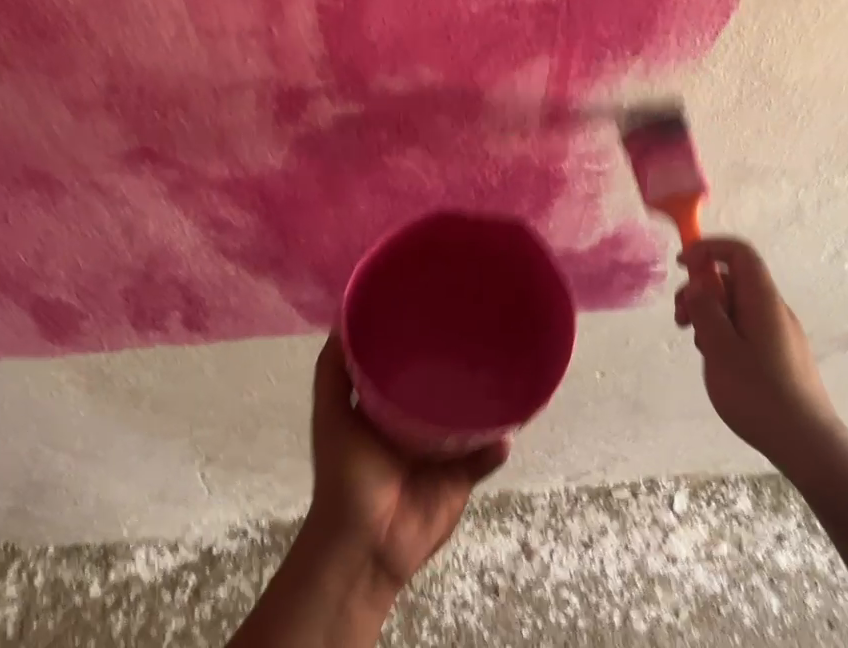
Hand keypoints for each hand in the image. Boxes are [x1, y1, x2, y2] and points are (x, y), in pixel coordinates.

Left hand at [304, 335, 509, 589]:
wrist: (366, 544)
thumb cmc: (345, 475)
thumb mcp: (331, 414)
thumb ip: (333, 372)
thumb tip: (345, 314)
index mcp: (385, 406)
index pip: (408, 364)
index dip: (421, 338)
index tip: (440, 304)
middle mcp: (415, 423)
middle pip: (445, 387)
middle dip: (461, 365)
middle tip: (486, 328)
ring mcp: (442, 450)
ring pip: (471, 417)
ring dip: (489, 399)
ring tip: (510, 364)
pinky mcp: (461, 477)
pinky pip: (488, 452)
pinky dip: (501, 439)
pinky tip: (516, 416)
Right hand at [675, 237, 840, 465]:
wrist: (807, 443)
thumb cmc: (758, 394)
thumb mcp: (720, 350)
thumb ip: (706, 312)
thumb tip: (699, 286)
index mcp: (764, 301)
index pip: (739, 253)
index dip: (708, 250)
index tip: (681, 266)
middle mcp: (776, 311)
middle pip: (736, 281)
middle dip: (702, 291)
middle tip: (681, 321)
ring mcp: (781, 334)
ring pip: (739, 308)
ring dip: (712, 317)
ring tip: (700, 349)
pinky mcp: (782, 356)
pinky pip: (748, 329)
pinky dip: (726, 335)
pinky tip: (719, 365)